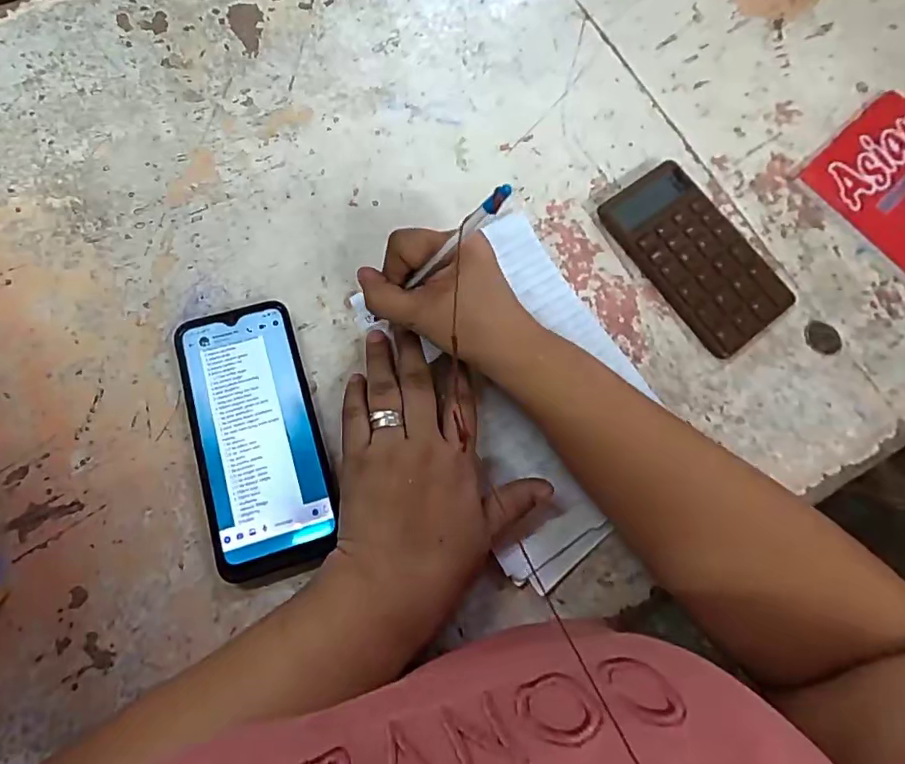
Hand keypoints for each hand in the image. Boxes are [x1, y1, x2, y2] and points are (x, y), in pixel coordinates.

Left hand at [319, 328, 551, 650]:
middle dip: (414, 351)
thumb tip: (549, 489)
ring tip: (377, 333)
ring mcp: (387, 446)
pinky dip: (355, 394)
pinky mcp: (356, 456)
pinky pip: (356, 415)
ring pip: (386, 392)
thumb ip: (513, 503)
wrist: (389, 583)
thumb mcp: (485, 532)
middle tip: (407, 321)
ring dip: (381, 361)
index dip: (457, 371)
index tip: (453, 341)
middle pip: (419, 386)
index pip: (460, 403)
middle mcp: (424, 443)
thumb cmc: (441, 561)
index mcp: (458, 458)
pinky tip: (356, 376)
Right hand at [356, 229, 541, 372]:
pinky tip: (433, 313)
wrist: (513, 353)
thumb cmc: (469, 330)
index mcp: (455, 241)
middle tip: (411, 312)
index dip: (392, 273)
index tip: (404, 303)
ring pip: (419, 265)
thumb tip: (363, 276)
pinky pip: (434, 274)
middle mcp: (462, 240)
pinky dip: (425, 293)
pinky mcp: (470, 272)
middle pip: (409, 252)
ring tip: (423, 315)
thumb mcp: (417, 314)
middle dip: (402, 282)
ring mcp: (468, 256)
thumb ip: (381, 295)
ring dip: (412, 290)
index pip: (400, 244)